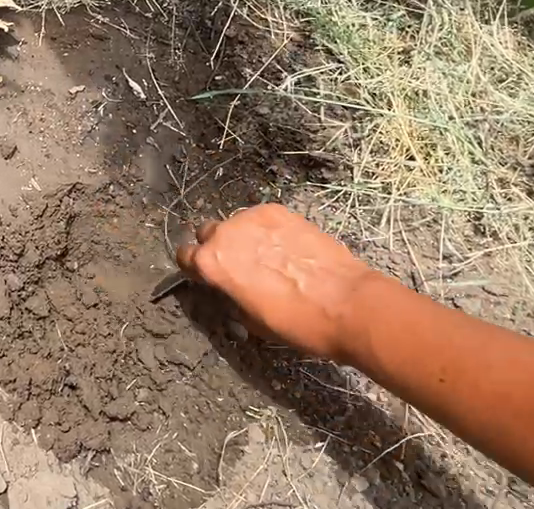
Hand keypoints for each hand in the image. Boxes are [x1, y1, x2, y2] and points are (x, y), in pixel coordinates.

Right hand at [175, 203, 384, 361]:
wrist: (349, 305)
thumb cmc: (298, 323)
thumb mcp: (253, 323)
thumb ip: (231, 299)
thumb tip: (232, 293)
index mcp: (211, 263)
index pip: (184, 256)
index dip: (195, 269)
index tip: (209, 278)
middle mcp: (223, 234)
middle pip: (207, 234)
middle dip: (218, 248)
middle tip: (241, 268)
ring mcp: (250, 218)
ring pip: (236, 224)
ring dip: (243, 238)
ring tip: (270, 258)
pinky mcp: (276, 210)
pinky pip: (261, 219)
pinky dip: (268, 231)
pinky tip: (287, 248)